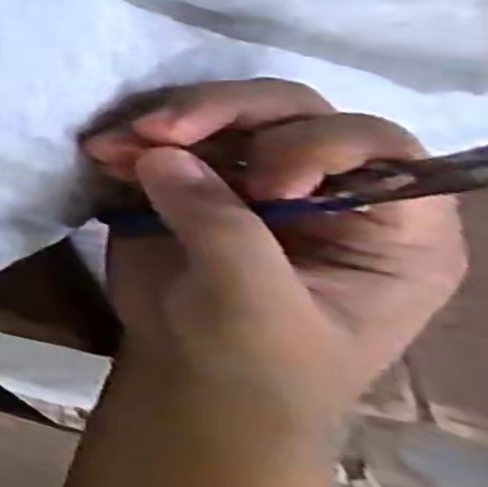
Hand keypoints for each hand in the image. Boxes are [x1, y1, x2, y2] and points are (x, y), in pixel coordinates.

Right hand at [81, 79, 467, 430]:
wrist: (186, 376)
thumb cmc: (254, 361)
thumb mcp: (256, 306)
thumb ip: (223, 229)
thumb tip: (160, 154)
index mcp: (387, 227)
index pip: (374, 147)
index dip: (316, 145)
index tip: (261, 183)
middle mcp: (325, 186)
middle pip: (284, 111)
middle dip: (218, 111)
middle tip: (157, 130)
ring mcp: (249, 174)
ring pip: (214, 112)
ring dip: (157, 121)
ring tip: (107, 148)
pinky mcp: (189, 174)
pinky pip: (161, 132)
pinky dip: (126, 136)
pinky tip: (99, 154)